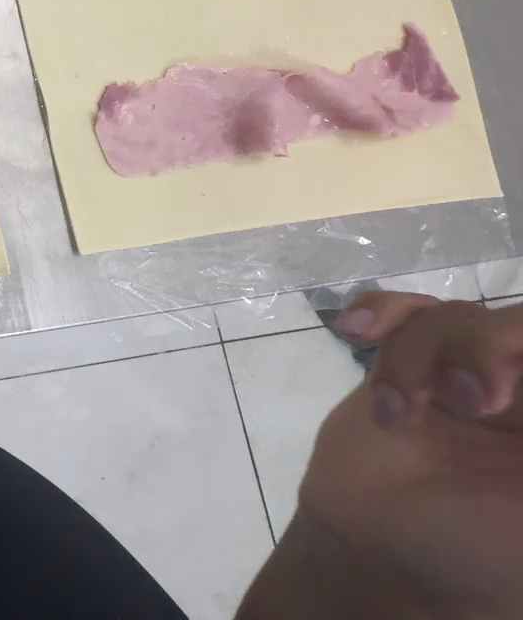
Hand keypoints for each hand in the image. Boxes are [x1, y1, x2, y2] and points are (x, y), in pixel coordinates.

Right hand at [279, 294, 522, 616]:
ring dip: (417, 358)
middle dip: (487, 349)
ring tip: (400, 412)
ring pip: (453, 318)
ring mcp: (467, 377)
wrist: (380, 549)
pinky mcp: (404, 367)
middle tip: (472, 404)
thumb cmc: (481, 551)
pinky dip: (378, 311)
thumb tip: (510, 399)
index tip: (505, 405)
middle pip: (519, 326)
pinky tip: (355, 331)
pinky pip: (403, 312)